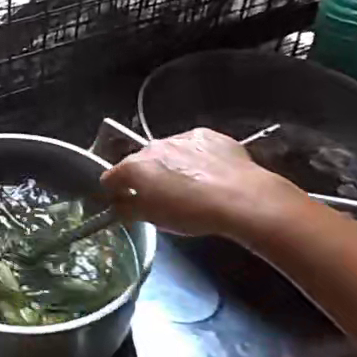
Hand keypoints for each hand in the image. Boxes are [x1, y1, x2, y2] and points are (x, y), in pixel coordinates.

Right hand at [101, 128, 313, 238]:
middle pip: (139, 163)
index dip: (116, 191)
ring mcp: (179, 138)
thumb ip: (127, 210)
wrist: (246, 201)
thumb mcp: (154, 220)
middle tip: (163, 196)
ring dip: (171, 166)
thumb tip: (118, 205)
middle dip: (146, 177)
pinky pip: (193, 146)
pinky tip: (210, 173)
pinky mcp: (207, 136)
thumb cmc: (194, 213)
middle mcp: (151, 148)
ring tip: (191, 185)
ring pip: (166, 153)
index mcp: (133, 168)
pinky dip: (195, 157)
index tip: (125, 201)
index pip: (111, 178)